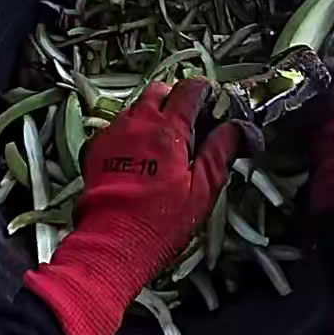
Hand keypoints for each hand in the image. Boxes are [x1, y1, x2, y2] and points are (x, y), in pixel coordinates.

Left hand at [23, 79, 239, 334]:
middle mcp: (137, 122)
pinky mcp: (95, 147)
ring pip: (136, 107)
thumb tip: (238, 127)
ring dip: (152, 115)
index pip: (189, 89)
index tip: (214, 104)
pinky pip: (117, 127)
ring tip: (165, 143)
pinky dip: (131, 132)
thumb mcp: (202, 191)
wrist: (110, 245)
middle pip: (159, 91)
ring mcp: (113, 132)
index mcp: (166, 129)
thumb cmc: (159, 223)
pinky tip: (139, 156)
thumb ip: (220, 152)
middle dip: (176, 99)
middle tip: (190, 124)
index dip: (205, 92)